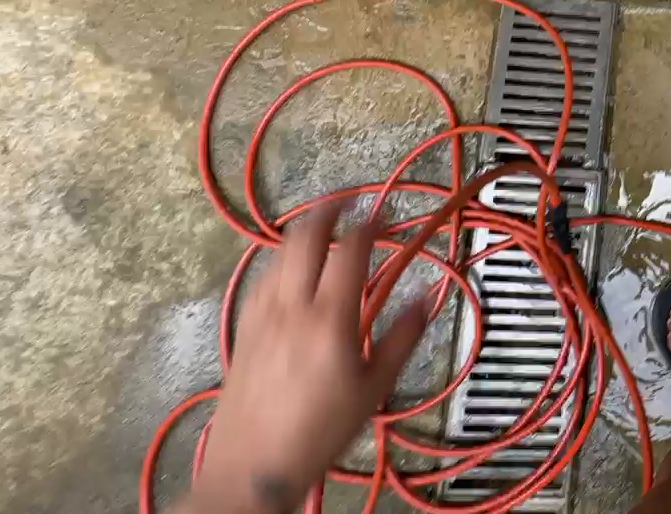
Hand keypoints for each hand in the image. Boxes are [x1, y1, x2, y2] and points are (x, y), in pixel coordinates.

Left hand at [185, 202, 428, 513]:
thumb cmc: (319, 431)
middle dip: (329, 211)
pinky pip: (262, 279)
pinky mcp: (243, 331)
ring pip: (279, 254)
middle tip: (350, 200)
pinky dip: (281, 259)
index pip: (351, 250)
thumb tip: (427, 298)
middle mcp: (292, 308)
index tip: (386, 213)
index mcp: (329, 318)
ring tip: (324, 224)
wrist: (250, 471)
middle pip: (305, 239)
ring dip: (304, 231)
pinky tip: (291, 264)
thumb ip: (403, 336)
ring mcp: (262, 318)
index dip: (370, 223)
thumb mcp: (375, 387)